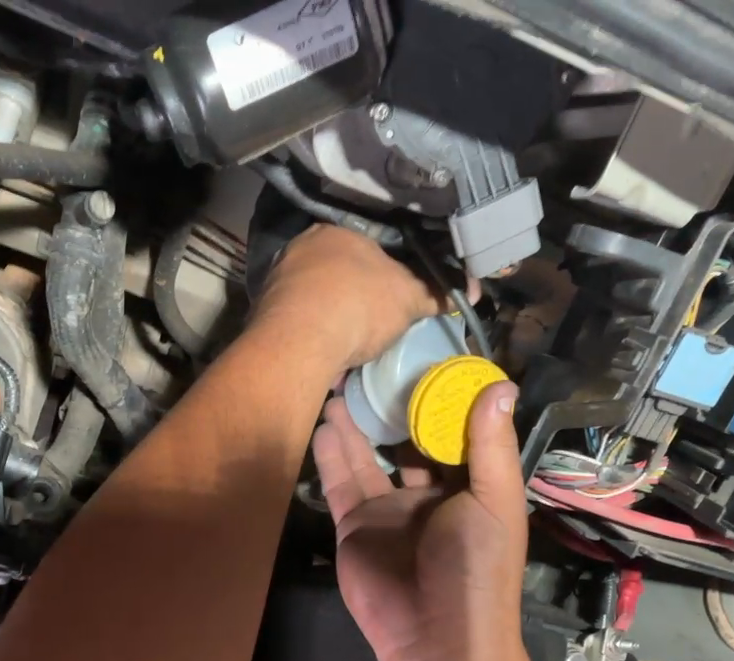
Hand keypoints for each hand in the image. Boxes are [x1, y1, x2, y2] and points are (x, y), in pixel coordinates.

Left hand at [252, 225, 442, 377]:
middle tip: (370, 324)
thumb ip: (437, 292)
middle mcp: (299, 250)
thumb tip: (472, 290)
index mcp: (335, 232)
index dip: (386, 273)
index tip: (393, 299)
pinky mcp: (262, 317)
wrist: (300, 343)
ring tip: (348, 345)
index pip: (368, 247)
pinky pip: (297, 325)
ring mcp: (276, 282)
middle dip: (353, 298)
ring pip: (314, 300)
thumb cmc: (358, 305)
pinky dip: (311, 338)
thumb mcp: (409, 297)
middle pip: (337, 273)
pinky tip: (323, 355)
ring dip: (330, 320)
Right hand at [312, 383, 527, 660]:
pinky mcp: (354, 524)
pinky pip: (340, 482)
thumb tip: (499, 385)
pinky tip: (325, 421)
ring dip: (356, 424)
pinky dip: (331, 453)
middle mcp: (427, 496)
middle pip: (405, 443)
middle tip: (375, 366)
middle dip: (392, 410)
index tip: (426, 363)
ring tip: (342, 384)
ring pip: (367, 457)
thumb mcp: (495, 500)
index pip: (454, 437)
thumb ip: (490, 444)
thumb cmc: (476, 564)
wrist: (434, 631)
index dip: (441, 403)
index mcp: (468, 489)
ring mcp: (388, 510)